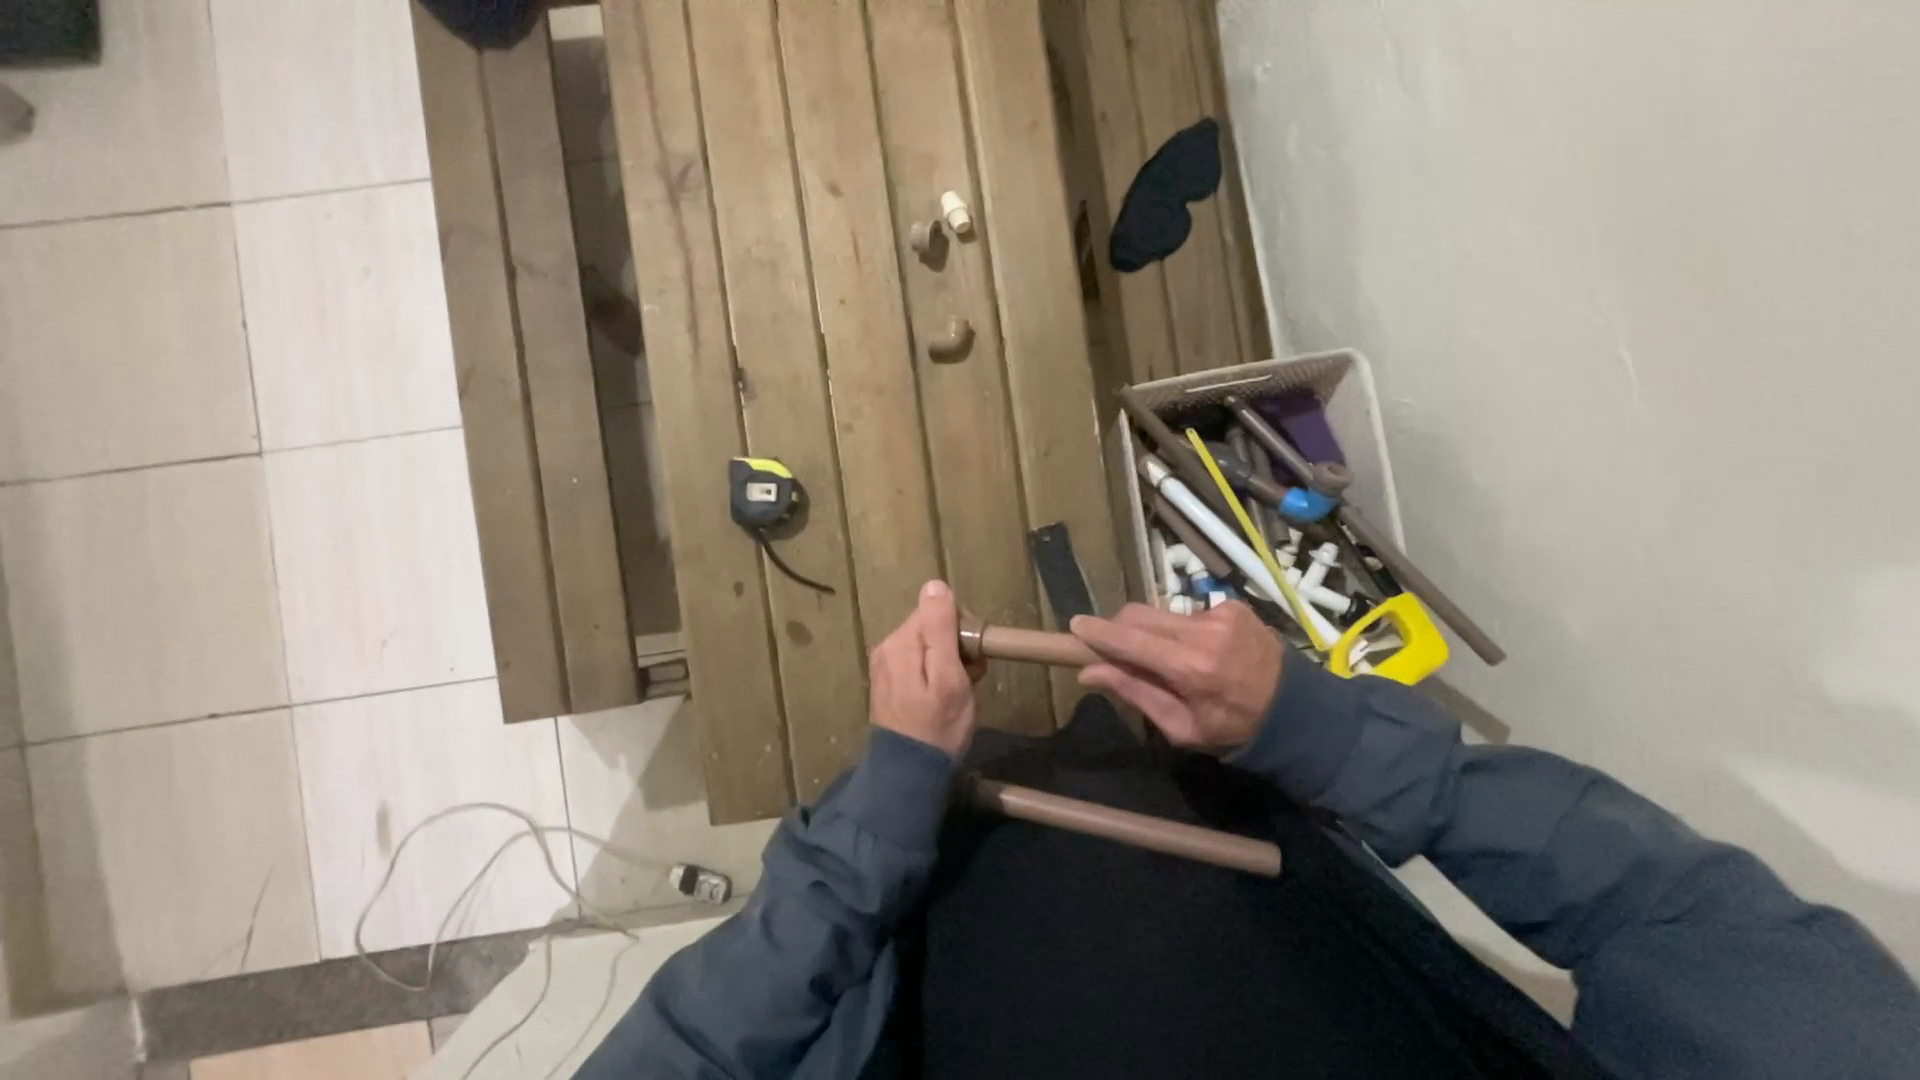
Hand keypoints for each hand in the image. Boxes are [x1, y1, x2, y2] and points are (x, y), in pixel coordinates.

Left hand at [869, 581, 979, 758]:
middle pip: (931, 626)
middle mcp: (887, 646)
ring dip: (948, 660)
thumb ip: (941, 630)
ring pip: (927, 644)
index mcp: (901, 641)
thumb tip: (935, 586)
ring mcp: (885, 665)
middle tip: (968, 678)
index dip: (962, 629)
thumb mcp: (948, 677)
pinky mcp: (888, 681)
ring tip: (957, 691)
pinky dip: (935, 673)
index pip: (938, 609)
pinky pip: (918, 662)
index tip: (972, 658)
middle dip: (955, 645)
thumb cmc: (938, 726)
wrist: (909, 773)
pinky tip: (942, 696)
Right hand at [1070, 601, 1282, 753]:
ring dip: (1152, 632)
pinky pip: (1187, 613)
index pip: (1130, 640)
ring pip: (1161, 613)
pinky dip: (1180, 630)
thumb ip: (1134, 693)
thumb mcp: (1180, 726)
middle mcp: (1204, 631)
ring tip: (1166, 660)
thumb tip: (1089, 671)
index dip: (1098, 632)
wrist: (1298, 712)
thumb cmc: (1234, 730)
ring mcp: (1221, 613)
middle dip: (1118, 629)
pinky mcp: (1232, 606)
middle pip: (1139, 615)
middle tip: (1111, 650)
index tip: (1074, 626)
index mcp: (1192, 668)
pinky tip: (1198, 652)